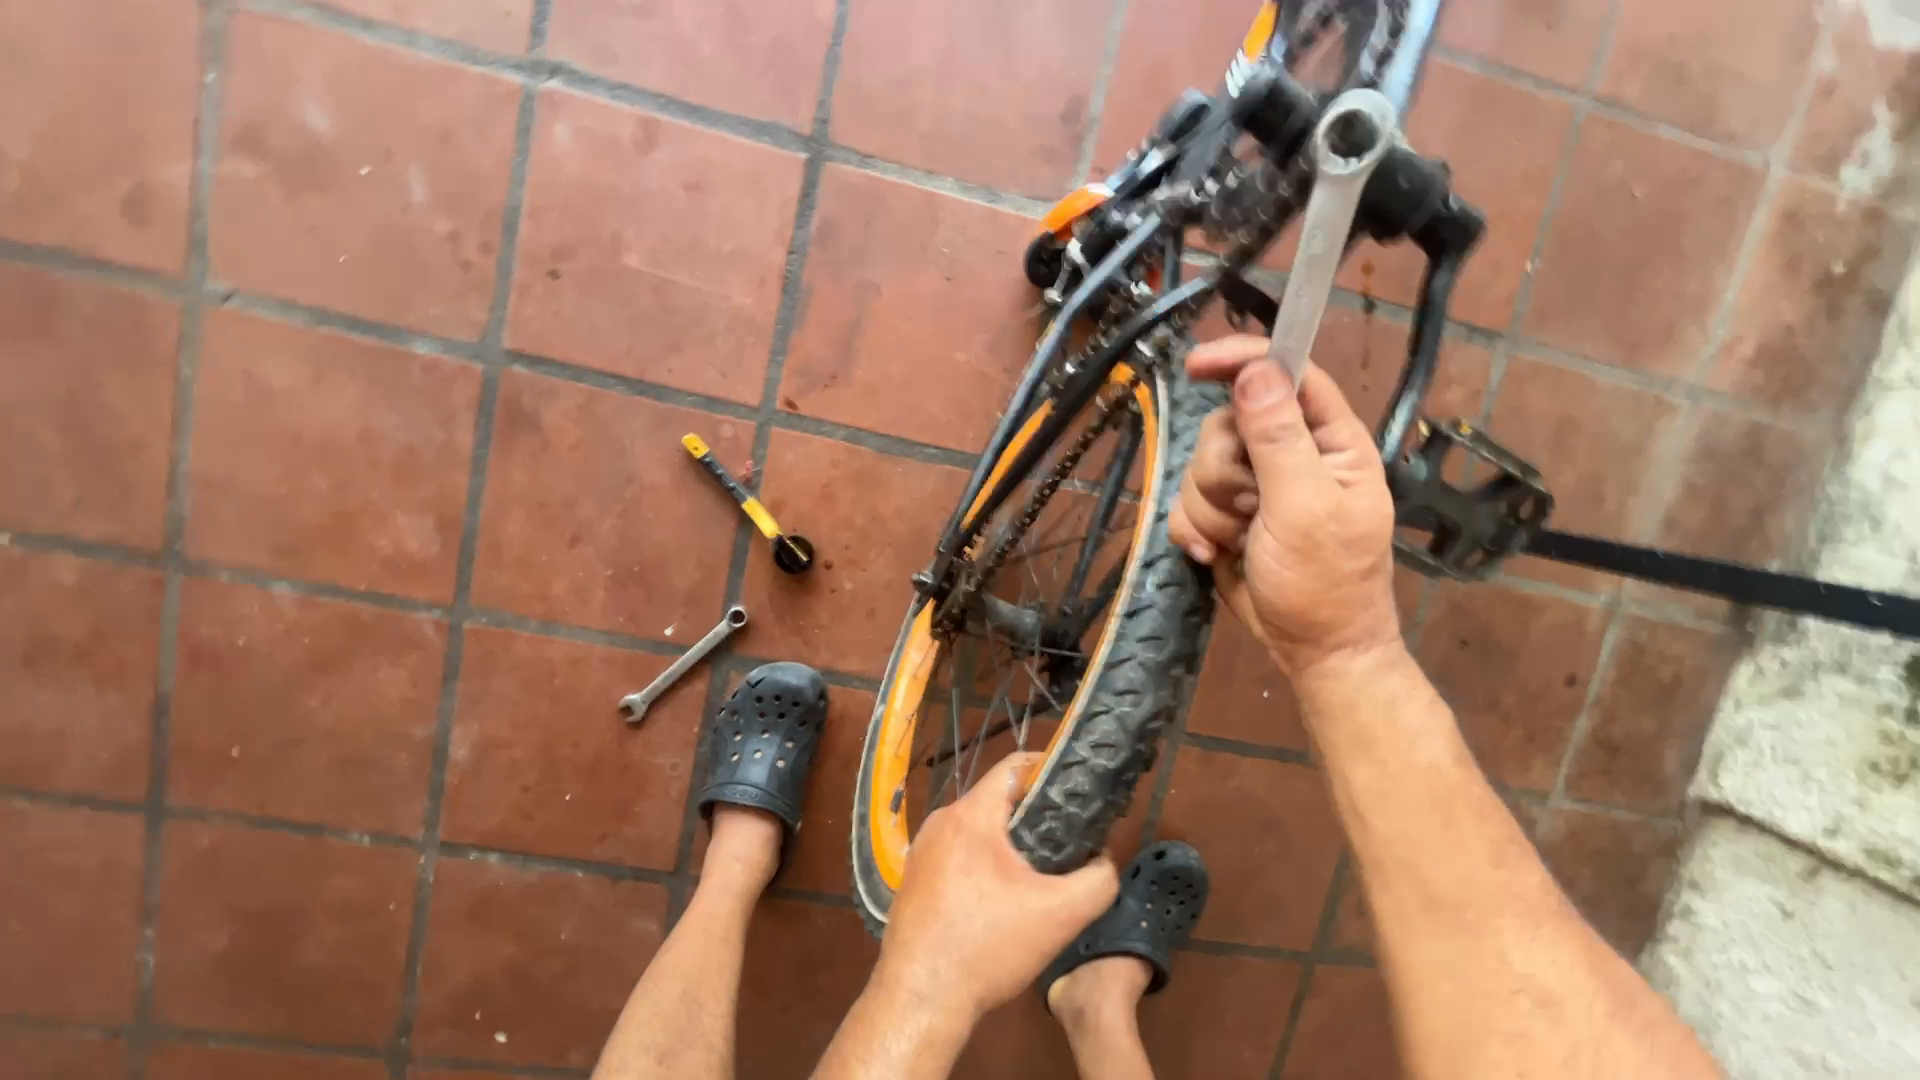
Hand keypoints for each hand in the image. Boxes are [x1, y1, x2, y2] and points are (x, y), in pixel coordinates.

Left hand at [876, 753, 1118, 1021]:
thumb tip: (1103, 859)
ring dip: (1006, 844)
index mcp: (970, 815)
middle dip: (1032, 815)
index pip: (1014, 766)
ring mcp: (921, 850)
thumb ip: (1097, 881)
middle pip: (996, 800)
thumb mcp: (1059, 916)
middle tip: (1065, 839)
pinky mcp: (913, 878)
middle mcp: (940, 822)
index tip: (1076, 790)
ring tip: (1036, 872)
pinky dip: (981, 864)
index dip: (1050, 769)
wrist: (919, 1000)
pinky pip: (956, 854)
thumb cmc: (987, 948)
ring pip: (976, 830)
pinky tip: (998, 900)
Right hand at [1169, 334, 1402, 676]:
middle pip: (1226, 424)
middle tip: (1248, 507)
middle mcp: (1288, 454)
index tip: (1197, 365)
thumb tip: (1255, 370)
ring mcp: (1252, 487)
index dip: (1243, 361)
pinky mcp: (1222, 516)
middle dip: (1222, 471)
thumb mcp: (1305, 506)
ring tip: (1238, 539)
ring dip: (1209, 509)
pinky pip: (1184, 501)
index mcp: (1328, 441)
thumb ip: (1278, 437)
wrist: (1310, 649)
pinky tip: (1213, 552)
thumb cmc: (1325, 581)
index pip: (1287, 375)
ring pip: (1198, 466)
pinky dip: (1191, 528)